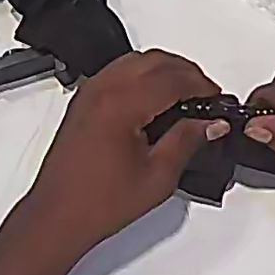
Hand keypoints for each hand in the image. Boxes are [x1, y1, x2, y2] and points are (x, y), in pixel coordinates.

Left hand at [9, 50, 226, 263]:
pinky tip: (156, 98)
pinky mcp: (84, 100)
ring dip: (163, 70)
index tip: (215, 97)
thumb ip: (187, 141)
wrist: (58, 214)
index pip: (170, 78)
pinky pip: (118, 71)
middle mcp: (102, 90)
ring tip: (185, 95)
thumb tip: (209, 123)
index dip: (200, 84)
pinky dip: (142, 74)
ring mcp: (89, 92)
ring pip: (135, 60)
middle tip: (205, 94)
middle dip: (184, 72)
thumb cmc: (97, 202)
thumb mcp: (157, 176)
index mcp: (120, 104)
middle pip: (153, 60)